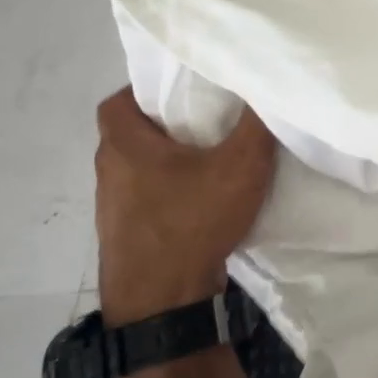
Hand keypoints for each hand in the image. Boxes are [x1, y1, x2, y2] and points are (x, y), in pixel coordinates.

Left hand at [95, 87, 277, 324]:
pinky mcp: (128, 232)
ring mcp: (114, 206)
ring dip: (172, 156)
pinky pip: (148, 193)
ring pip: (140, 165)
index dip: (145, 88)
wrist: (163, 297)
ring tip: (216, 152)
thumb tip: (267, 79)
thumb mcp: (242, 163)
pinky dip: (172, 185)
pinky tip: (207, 193)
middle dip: (170, 120)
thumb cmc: (195, 218)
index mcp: (125, 147)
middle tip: (213, 112)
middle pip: (132, 133)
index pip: (116, 103)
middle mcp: (110, 172)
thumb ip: (257, 122)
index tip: (184, 84)